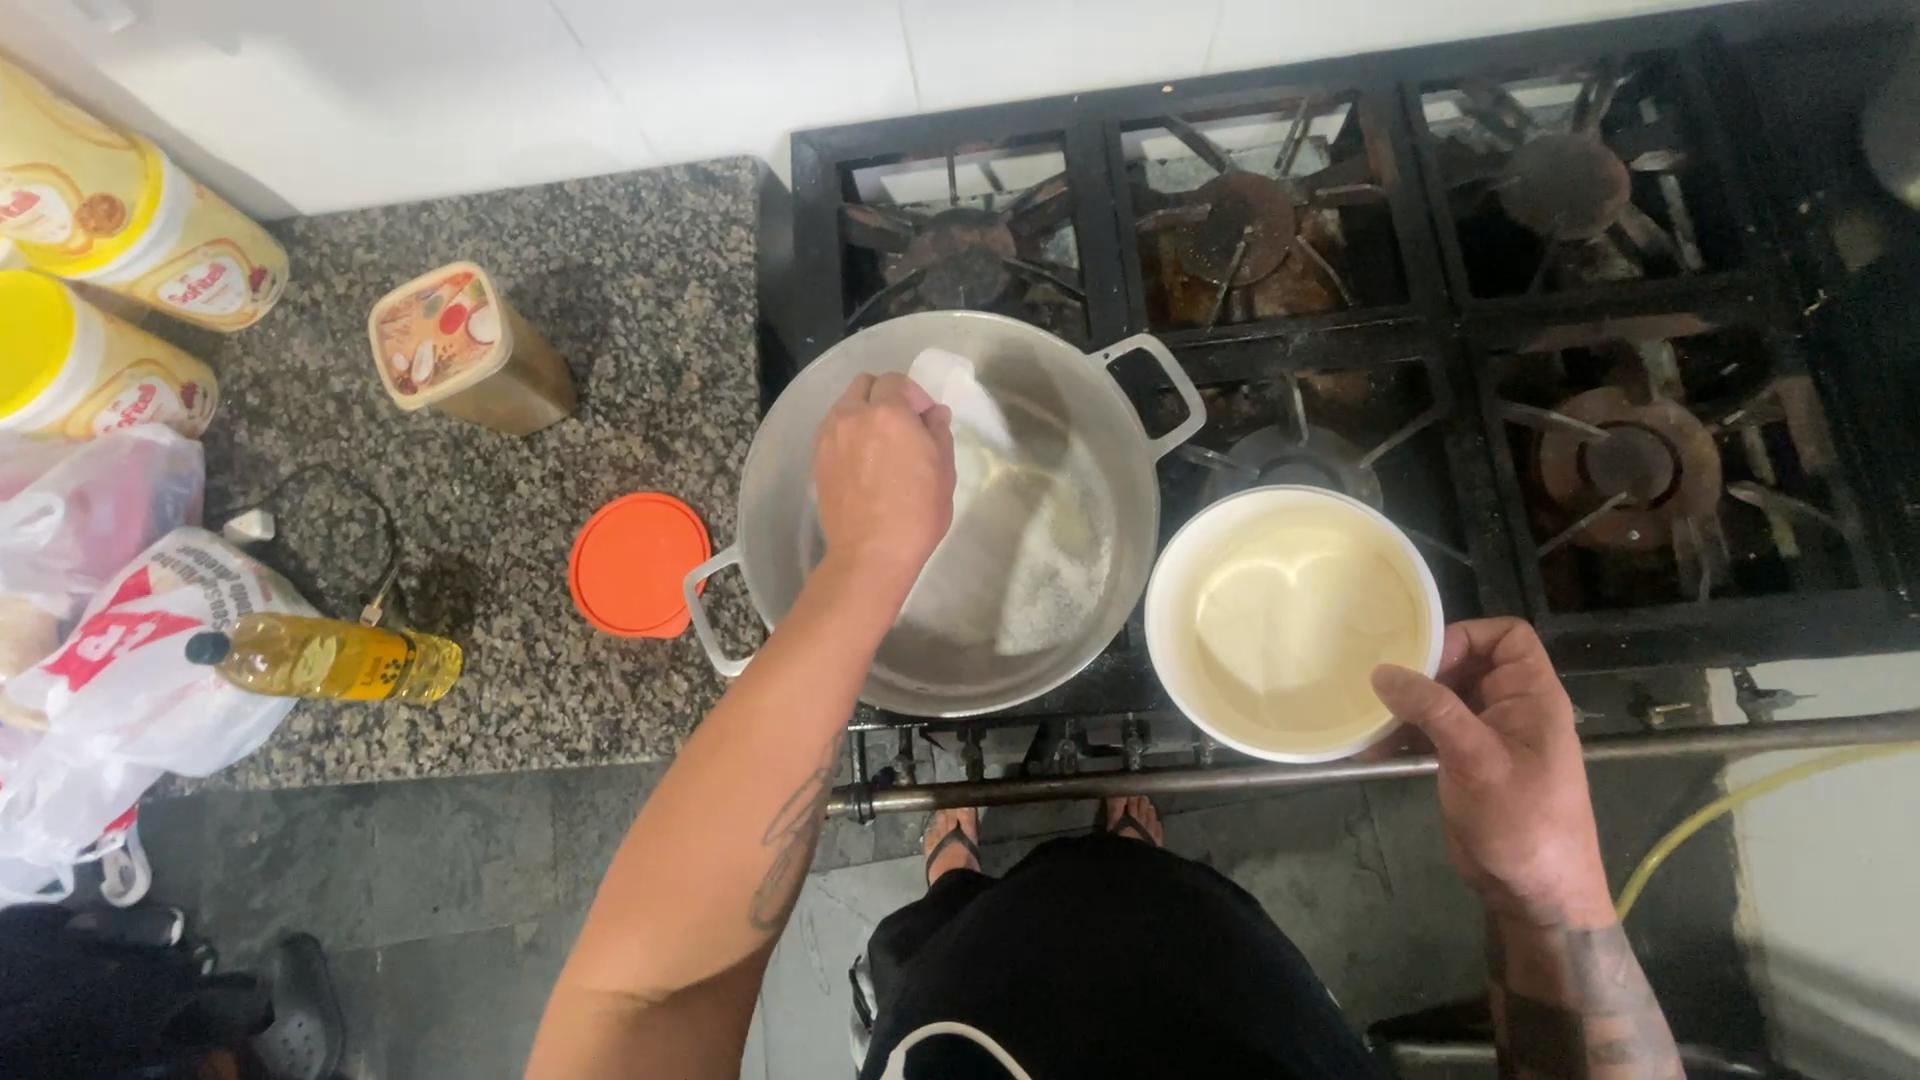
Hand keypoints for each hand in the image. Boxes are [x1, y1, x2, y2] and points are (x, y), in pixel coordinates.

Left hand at [813, 373, 955, 589]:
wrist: (872, 551)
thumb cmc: (917, 511)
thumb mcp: (944, 470)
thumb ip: (938, 432)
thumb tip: (934, 414)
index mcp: (888, 412)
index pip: (896, 381)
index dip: (914, 395)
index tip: (926, 419)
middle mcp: (853, 416)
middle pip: (864, 384)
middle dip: (885, 395)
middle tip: (903, 424)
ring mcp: (830, 438)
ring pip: (845, 406)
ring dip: (863, 412)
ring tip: (880, 442)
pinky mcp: (818, 460)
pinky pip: (833, 431)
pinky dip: (848, 434)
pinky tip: (863, 460)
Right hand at [1371, 618, 1613, 927]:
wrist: (1532, 893)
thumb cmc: (1522, 822)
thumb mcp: (1478, 759)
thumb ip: (1433, 710)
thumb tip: (1382, 672)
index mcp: (1532, 699)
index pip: (1508, 637)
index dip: (1467, 637)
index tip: (1426, 660)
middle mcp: (1510, 709)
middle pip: (1467, 661)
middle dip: (1424, 670)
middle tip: (1387, 687)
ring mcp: (1486, 735)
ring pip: (1442, 695)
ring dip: (1407, 702)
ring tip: (1373, 717)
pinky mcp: (1464, 759)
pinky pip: (1430, 728)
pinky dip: (1403, 731)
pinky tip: (1374, 746)